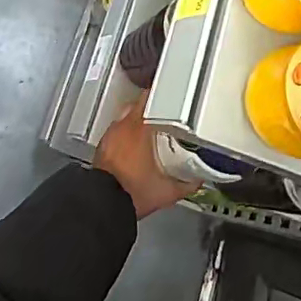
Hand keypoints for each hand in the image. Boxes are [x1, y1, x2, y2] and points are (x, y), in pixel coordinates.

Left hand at [95, 92, 198, 218]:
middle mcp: (121, 128)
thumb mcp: (167, 191)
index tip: (171, 98)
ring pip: (125, 119)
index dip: (161, 96)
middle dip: (150, 110)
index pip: (149, 99)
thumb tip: (198, 180)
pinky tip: (134, 148)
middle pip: (136, 106)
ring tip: (150, 133)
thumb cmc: (132, 193)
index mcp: (139, 130)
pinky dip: (125, 136)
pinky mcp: (102, 148)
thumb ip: (188, 184)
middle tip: (164, 118)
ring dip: (136, 122)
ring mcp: (109, 137)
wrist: (104, 204)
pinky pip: (116, 133)